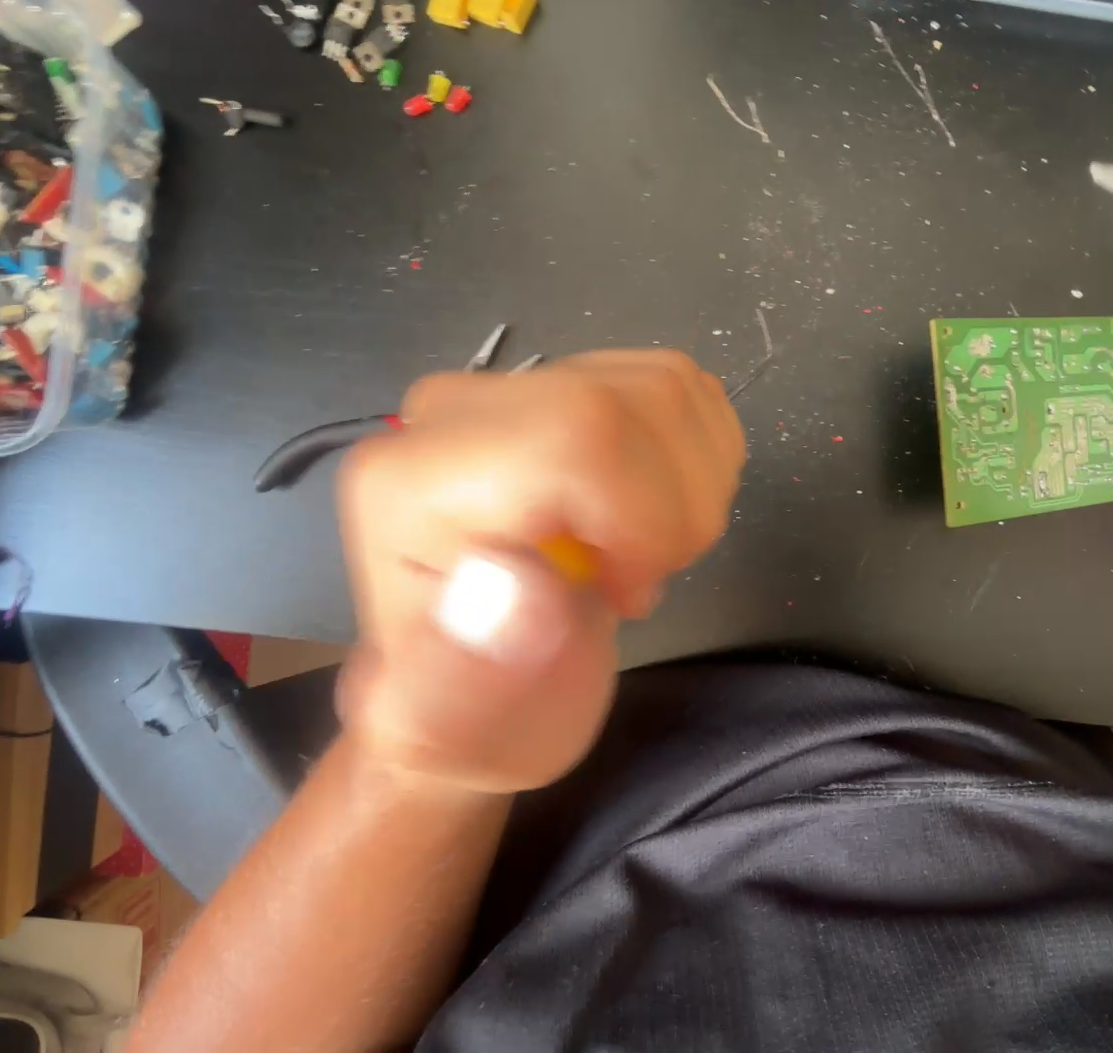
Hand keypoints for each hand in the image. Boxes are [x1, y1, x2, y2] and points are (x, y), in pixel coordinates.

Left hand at [336, 350, 744, 792]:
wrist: (478, 682)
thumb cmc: (473, 714)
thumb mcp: (462, 730)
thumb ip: (475, 677)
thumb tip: (527, 597)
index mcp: (413, 482)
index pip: (572, 437)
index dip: (641, 517)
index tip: (628, 591)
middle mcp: (458, 413)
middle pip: (628, 404)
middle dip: (674, 510)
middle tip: (636, 581)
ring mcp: (522, 388)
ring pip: (667, 388)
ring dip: (691, 488)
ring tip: (642, 551)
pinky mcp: (576, 382)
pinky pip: (680, 387)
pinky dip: (699, 458)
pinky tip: (660, 509)